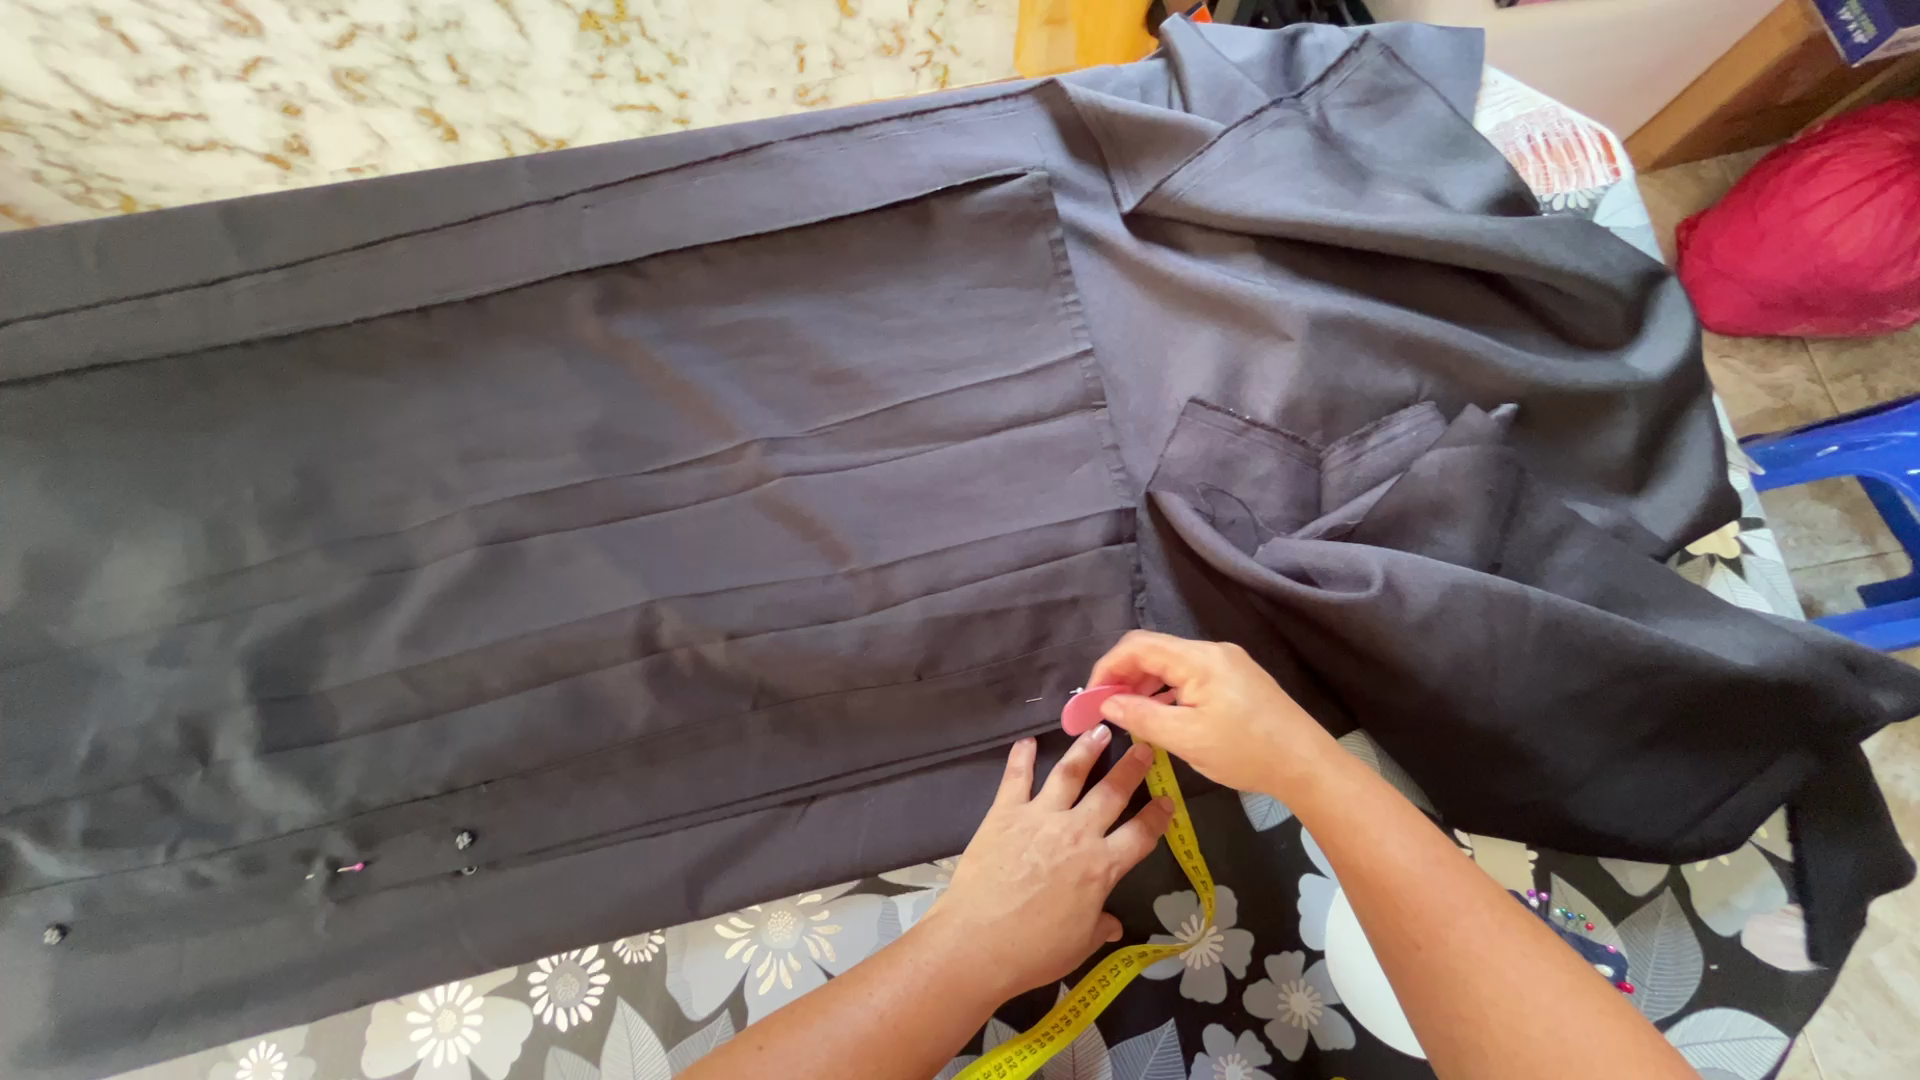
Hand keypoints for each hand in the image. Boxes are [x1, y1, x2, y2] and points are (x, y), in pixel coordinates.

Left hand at [919, 726, 1173, 1000]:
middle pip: (1111, 792)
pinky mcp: (1005, 812)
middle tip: (1143, 747)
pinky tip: (1026, 741)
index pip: (1140, 835)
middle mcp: (1076, 832)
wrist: (979, 941)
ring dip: (1086, 749)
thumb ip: (1098, 926)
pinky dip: (1021, 757)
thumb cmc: (1035, 951)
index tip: (1168, 799)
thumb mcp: (1079, 946)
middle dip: (1131, 768)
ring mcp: (1039, 817)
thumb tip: (1112, 924)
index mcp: (1101, 867)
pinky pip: (1016, 777)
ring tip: (1098, 729)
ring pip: (1069, 773)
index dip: (1157, 816)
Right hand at [1087, 629, 1338, 794]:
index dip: (1107, 668)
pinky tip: (1161, 714)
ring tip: (1129, 714)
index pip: (1136, 646)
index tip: (1092, 698)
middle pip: (1153, 650)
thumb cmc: (1246, 753)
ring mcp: (1226, 662)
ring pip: (1170, 662)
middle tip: (1106, 708)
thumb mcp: (1186, 739)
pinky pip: (1189, 673)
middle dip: (1123, 675)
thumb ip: (1141, 716)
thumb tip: (1107, 703)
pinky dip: (1166, 689)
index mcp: (1198, 659)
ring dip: (1144, 684)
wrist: (1308, 766)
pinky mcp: (1236, 677)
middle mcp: (1211, 651)